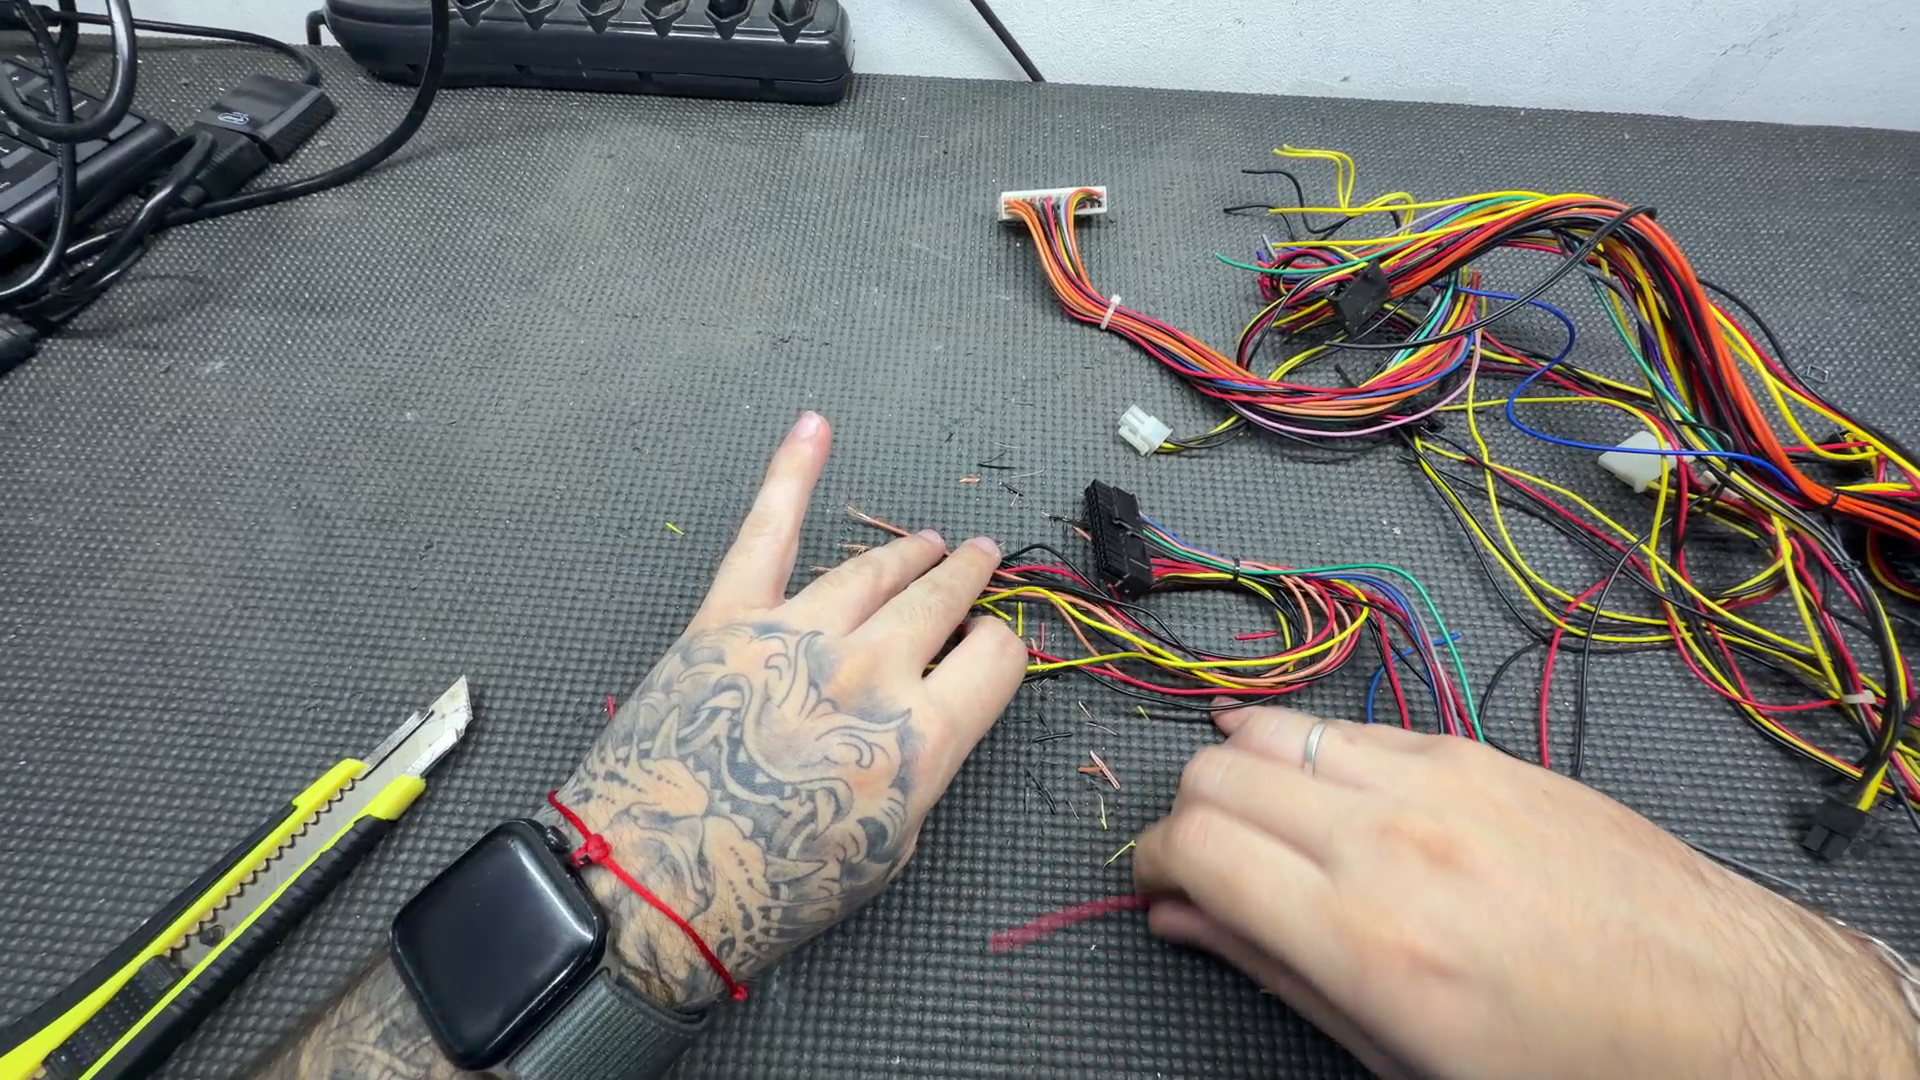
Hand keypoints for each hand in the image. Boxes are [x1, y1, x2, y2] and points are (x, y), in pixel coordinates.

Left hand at [549, 412, 1026, 1010]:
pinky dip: (792, 472)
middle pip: (944, 597)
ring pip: (877, 567)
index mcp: (921, 736)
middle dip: (971, 577)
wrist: (646, 891)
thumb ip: (928, 760)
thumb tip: (940, 700)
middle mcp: (871, 670)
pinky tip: (815, 428)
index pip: (998, 657)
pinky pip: (770, 529)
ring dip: (913, 551)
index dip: (1002, 651)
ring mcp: (798, 633)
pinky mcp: (730, 616)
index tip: (987, 652)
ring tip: (931, 541)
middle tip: (979, 559)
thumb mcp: (890, 845)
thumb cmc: (775, 888)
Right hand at [1135, 705, 1919, 1079]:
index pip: (1194, 847)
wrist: (1739, 1017)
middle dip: (1184, 815)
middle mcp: (1384, 838)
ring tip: (1247, 807)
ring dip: (1231, 767)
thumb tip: (1175, 916)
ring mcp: (1427, 778)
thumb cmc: (1563, 1064)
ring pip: (1263, 729)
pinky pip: (1338, 725)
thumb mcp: (1398, 1053)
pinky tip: (1306, 777)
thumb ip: (1267, 966)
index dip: (1150, 859)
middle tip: (1203, 855)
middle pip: (1213, 774)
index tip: (1155, 878)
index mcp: (1366, 937)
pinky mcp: (1463, 747)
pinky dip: (1296, 747)